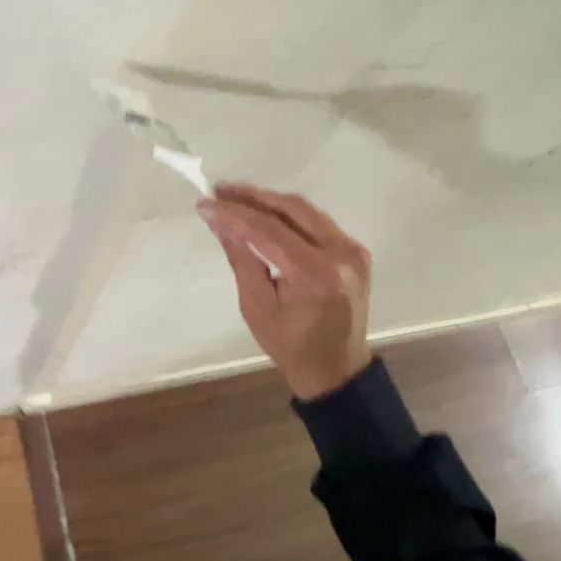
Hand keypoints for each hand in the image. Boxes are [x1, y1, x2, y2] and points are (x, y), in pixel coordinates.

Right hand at [197, 183, 372, 400]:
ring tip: (235, 198)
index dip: (234, 214)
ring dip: (269, 202)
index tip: (205, 203)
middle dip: (252, 198)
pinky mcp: (355, 250)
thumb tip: (218, 219)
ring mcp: (353, 250)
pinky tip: (264, 213)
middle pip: (291, 210)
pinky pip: (318, 222)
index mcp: (315, 276)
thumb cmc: (289, 345)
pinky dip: (289, 215)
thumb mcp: (256, 305)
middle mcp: (341, 254)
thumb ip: (240, 258)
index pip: (268, 231)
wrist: (335, 368)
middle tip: (218, 192)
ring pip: (306, 211)